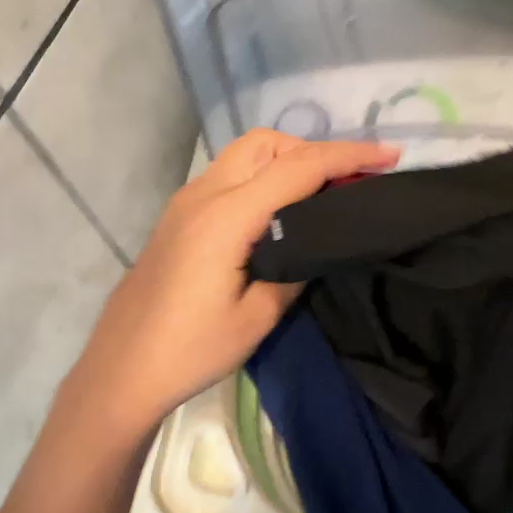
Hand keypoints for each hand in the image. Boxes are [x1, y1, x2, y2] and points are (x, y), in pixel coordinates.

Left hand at [71, 129, 397, 428]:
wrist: (121, 369)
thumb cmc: (190, 350)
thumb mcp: (257, 317)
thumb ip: (295, 270)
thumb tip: (318, 243)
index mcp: (226, 216)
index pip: (297, 168)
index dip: (348, 156)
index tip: (391, 155)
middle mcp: (203, 194)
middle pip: (266, 142)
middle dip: (313, 149)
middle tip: (349, 181)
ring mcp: (185, 202)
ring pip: (243, 154)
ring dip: (285, 159)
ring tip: (320, 194)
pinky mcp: (178, 216)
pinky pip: (228, 175)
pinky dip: (261, 175)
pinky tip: (280, 211)